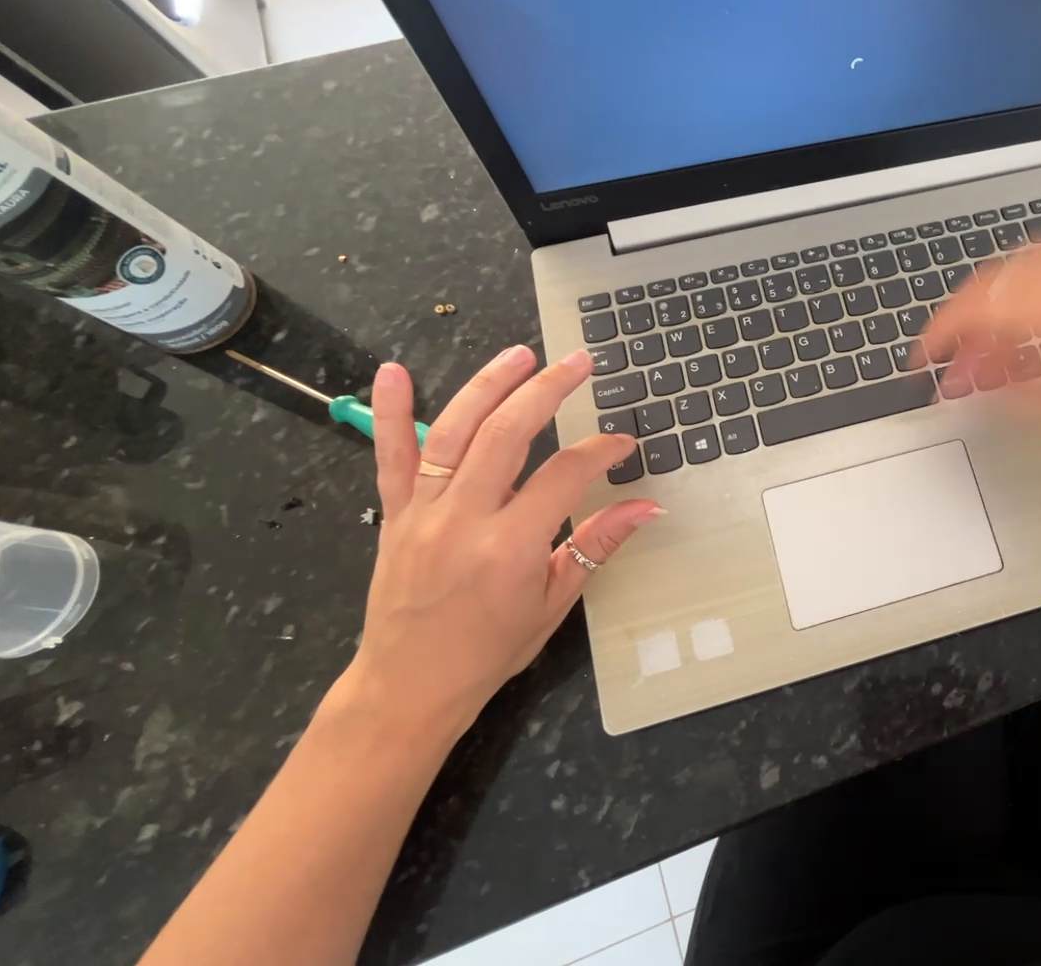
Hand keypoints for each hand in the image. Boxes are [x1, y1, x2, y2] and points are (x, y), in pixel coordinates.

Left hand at [348, 346, 661, 735]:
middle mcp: (464, 519)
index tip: (624, 440)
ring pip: (454, 431)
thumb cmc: (491, 649)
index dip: (601, 450)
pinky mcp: (394, 514)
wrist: (408, 686)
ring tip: (520, 354)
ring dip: (488, 385)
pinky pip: (390, 455)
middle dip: (548, 390)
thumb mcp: (555, 601)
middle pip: (509, 434)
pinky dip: (390, 411)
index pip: (565, 475)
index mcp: (511, 546)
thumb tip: (649, 506)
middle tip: (579, 362)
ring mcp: (422, 512)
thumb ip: (599, 544)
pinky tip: (395, 370)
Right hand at [923, 242, 1040, 447]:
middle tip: (959, 369)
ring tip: (995, 357)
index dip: (939, 336)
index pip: (973, 308)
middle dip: (968, 329)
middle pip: (993, 286)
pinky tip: (1034, 328)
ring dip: (1000, 311)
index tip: (923, 361)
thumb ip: (1009, 388)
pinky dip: (1034, 293)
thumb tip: (970, 385)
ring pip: (1023, 272)